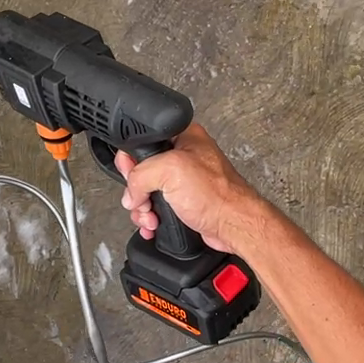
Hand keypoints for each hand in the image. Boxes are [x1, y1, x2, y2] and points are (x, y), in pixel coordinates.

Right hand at [115, 124, 273, 255]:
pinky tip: (154, 225)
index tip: (132, 175)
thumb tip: (131, 193)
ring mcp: (182, 181)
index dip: (132, 160)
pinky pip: (156, 208)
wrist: (232, 225)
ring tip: (151, 217)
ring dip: (143, 209)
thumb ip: (140, 175)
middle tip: (142, 199)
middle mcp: (183, 157)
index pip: (143, 142)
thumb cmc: (217, 195)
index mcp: (182, 137)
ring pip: (146, 193)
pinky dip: (151, 218)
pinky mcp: (183, 202)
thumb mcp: (170, 171)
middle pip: (141, 170)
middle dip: (137, 191)